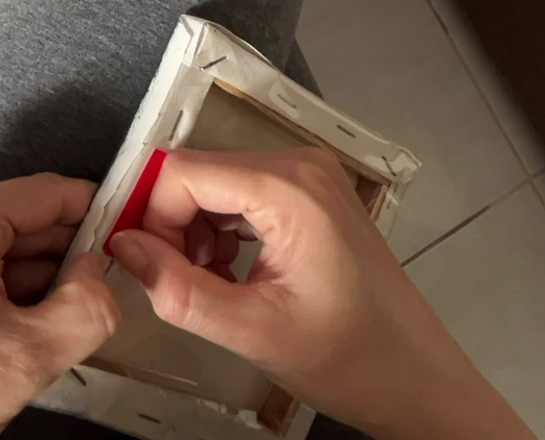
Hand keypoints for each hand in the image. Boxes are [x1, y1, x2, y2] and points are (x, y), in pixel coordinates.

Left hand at [0, 174, 120, 439]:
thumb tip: (103, 272)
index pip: (49, 193)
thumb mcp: (27, 358)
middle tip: (98, 303)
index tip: (131, 236)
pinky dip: (8, 290)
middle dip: (65, 259)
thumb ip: (87, 307)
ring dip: (37, 281)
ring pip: (5, 243)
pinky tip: (21, 331)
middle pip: (27, 218)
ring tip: (55, 329)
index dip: (96, 213)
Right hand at [107, 149, 534, 439]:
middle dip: (173, 224)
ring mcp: (306, 170)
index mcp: (288, 189)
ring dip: (195, 226)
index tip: (153, 268)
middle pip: (196, 171)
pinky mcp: (308, 185)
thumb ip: (179, 290)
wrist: (424, 383)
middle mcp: (296, 162)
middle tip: (180, 280)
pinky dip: (220, 223)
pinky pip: (238, 187)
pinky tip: (231, 266)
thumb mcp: (254, 334)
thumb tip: (120, 245)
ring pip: (213, 179)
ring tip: (210, 279)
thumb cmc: (348, 361)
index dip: (153, 216)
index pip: (181, 171)